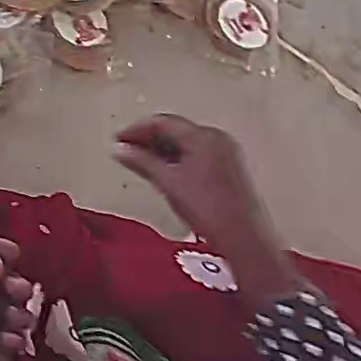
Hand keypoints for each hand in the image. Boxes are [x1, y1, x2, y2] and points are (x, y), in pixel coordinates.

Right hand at [114, 114, 304, 301]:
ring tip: (140, 162)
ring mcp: (225, 152)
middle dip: (149, 139)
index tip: (119, 140)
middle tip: (126, 150)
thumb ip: (142, 162)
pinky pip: (197, 154)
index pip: (163, 122)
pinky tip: (164, 172)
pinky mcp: (229, 168)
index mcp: (203, 136)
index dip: (137, 129)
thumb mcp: (168, 182)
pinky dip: (178, 159)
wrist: (242, 238)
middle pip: (176, 130)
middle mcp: (217, 138)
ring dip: (162, 150)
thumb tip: (120, 150)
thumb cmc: (207, 208)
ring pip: (186, 143)